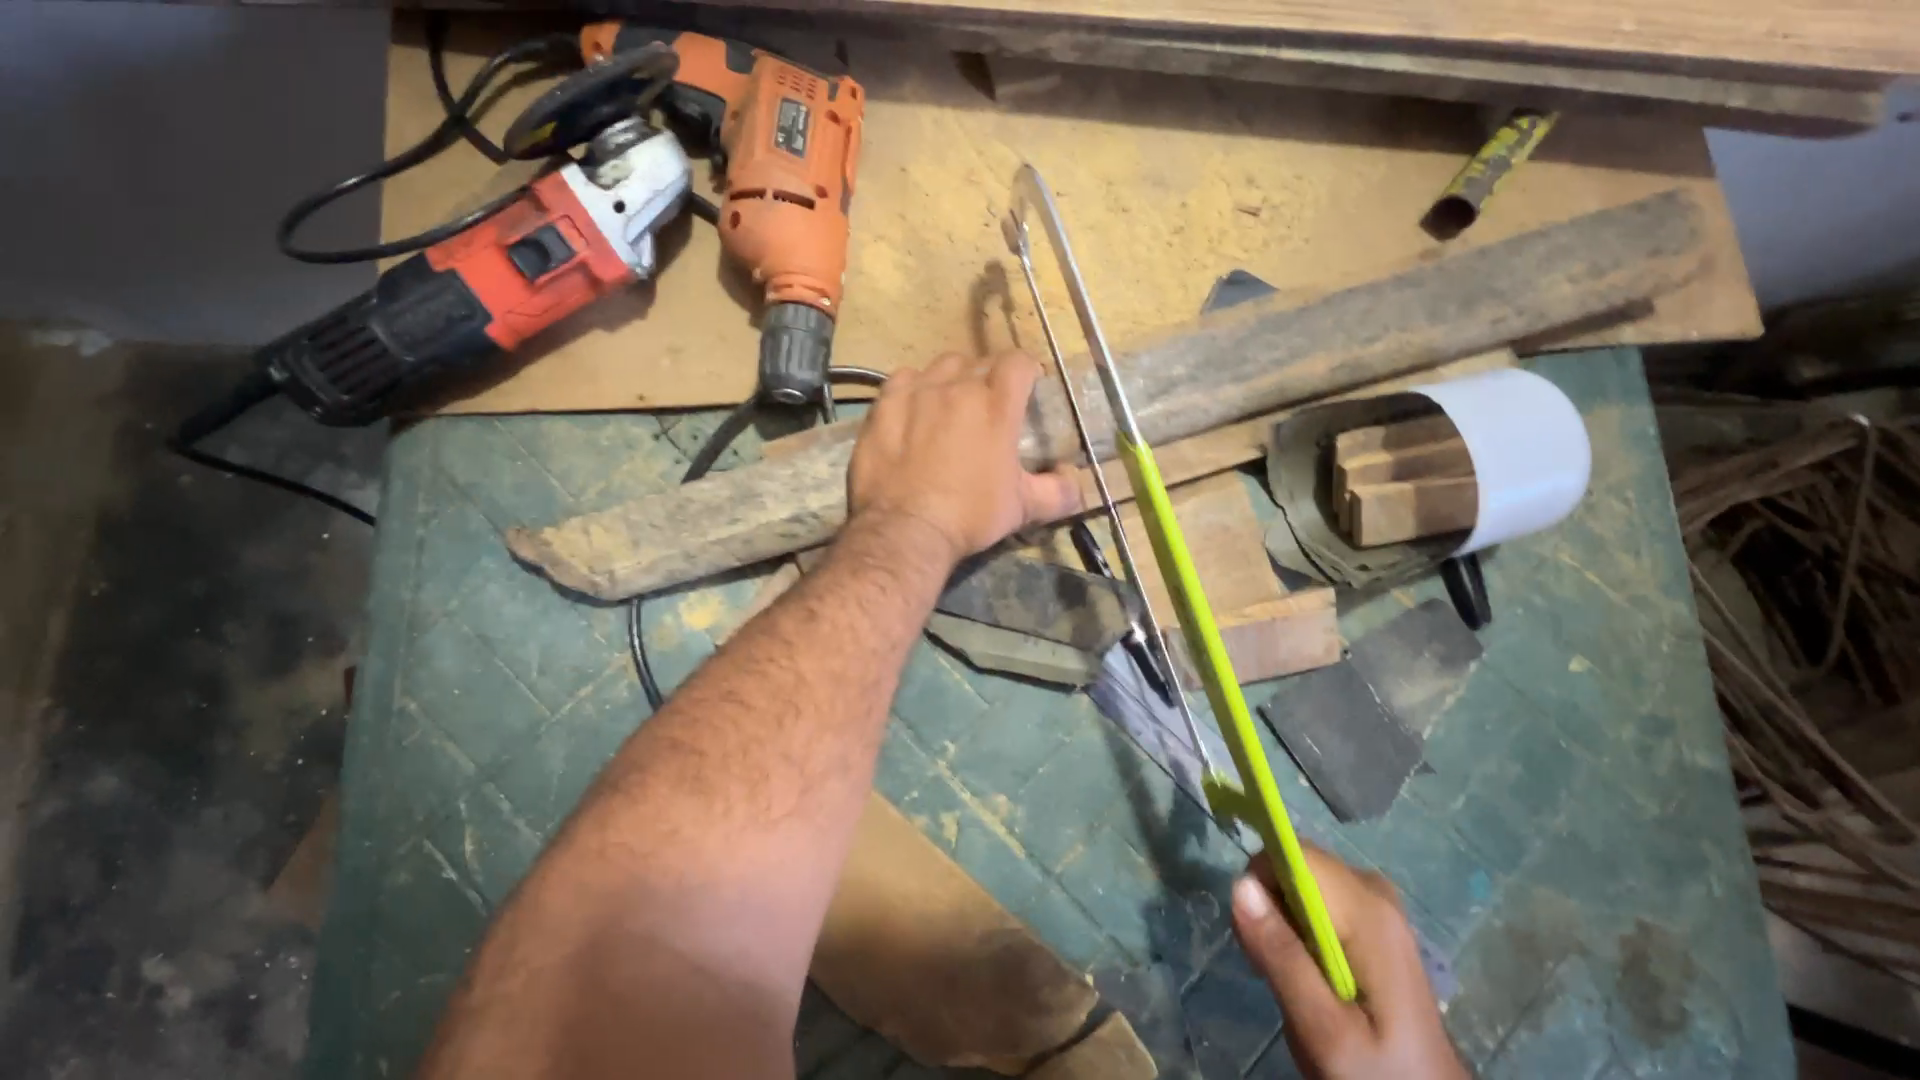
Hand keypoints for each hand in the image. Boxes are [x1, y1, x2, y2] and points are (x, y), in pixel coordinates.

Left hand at [847, 351, 1080, 563]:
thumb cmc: (969, 516)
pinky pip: (901, 380)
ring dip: (949, 380)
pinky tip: (911, 409)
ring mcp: (916, 393)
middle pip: (977, 362)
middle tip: (986, 406)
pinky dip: (911, 389)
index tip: (1026, 388)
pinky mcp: (883, 406)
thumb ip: (1058, 492)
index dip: (1026, 371)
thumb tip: (1076, 483)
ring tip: (948, 404)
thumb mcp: (1023, 508)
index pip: (1018, 362)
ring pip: (939, 367)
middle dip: (986, 378)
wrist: (905, 530)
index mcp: (996, 405)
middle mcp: (957, 388)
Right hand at [1232, 846, 1466, 1079]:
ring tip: (1288, 979)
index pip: (1297, 853)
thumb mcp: (1322, 1028)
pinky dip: (1299, 929)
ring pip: (1304, 883)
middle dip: (1269, 904)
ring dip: (1280, 921)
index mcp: (1368, 912)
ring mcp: (1377, 907)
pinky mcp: (1374, 923)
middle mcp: (1375, 894)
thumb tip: (1240, 884)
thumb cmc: (1377, 1070)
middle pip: (1298, 866)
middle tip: (1268, 967)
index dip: (1261, 879)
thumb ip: (1281, 955)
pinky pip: (1319, 901)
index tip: (1252, 932)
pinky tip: (1307, 973)